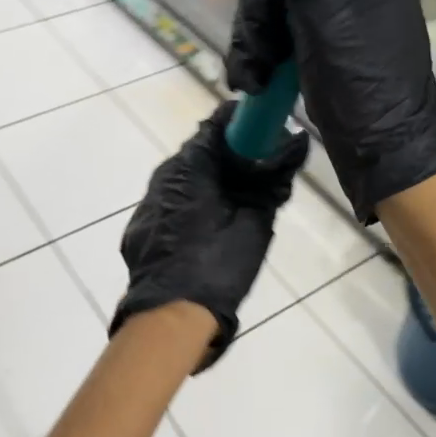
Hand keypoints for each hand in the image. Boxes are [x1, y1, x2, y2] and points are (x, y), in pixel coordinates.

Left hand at [112, 101, 307, 370]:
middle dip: (230, 155)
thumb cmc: (218, 261)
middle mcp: (164, 174)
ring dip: (210, 180)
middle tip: (261, 172)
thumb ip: (272, 179)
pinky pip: (171, 201)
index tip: (268, 134)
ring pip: (185, 176)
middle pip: (201, 150)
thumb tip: (295, 143)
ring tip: (237, 203)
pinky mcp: (141, 223)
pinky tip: (207, 226)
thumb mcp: (256, 219)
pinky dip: (192, 204)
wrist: (171, 311)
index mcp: (191, 164)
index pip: (218, 125)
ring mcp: (149, 199)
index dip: (244, 126)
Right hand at [227, 0, 435, 223]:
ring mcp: (334, 10)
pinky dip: (258, 55)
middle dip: (260, 9)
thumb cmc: (360, 70)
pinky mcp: (316, 41)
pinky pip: (271, 30)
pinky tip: (258, 81)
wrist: (380, 149)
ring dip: (253, 38)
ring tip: (259, 74)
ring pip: (267, 1)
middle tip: (266, 41)